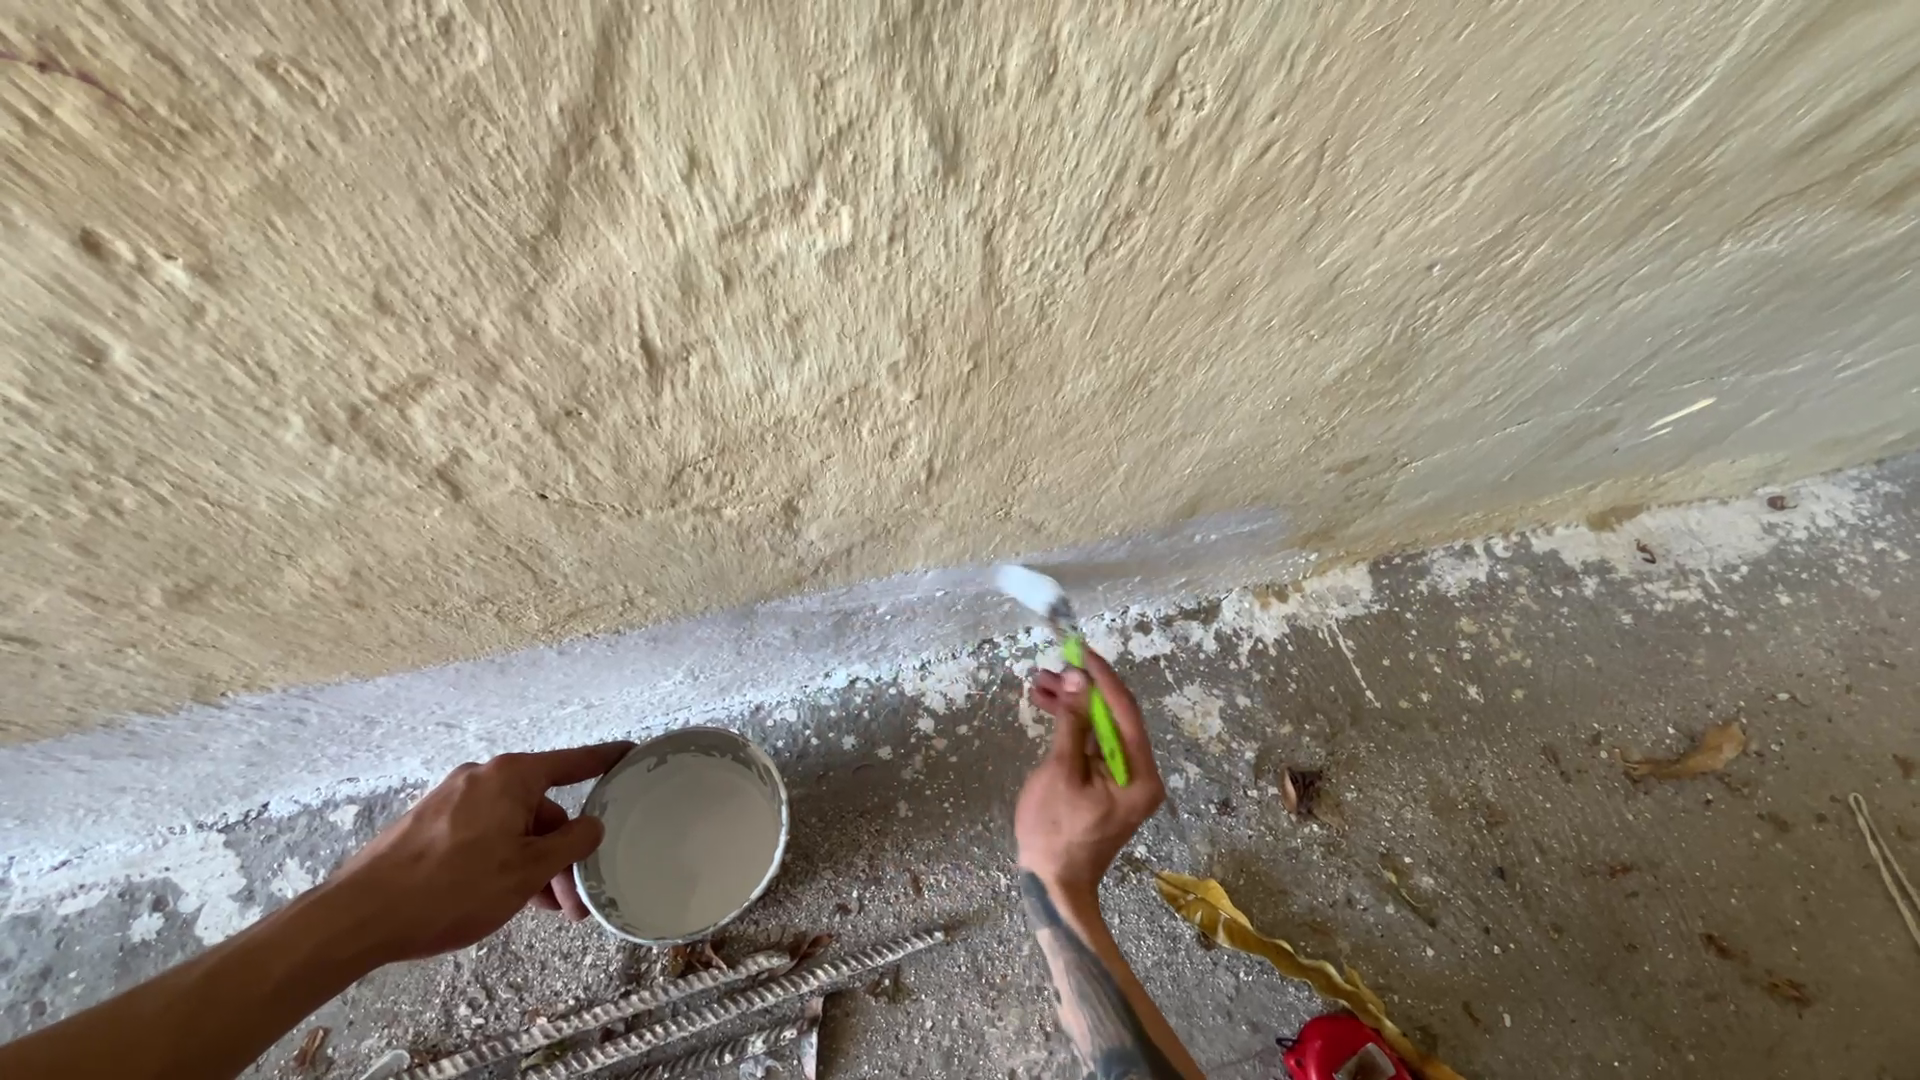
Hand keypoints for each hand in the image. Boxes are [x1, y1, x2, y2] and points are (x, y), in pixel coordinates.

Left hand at [325, 742, 630, 962]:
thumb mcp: (528, 869)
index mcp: (512, 776)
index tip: (632, 754)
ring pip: (512, 827)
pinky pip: (483, 835)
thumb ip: (572, 843)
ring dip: (534, 863)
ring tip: (545, 910)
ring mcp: (452, 801)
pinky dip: (503, 860)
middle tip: (576, 897)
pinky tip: (507, 898)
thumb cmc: (453, 888)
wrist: (355, 920)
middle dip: (563, 850)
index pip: (575, 762)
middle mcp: (483, 778)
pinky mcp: (428, 826)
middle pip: (542, 808)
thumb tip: (592, 826)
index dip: (607, 760)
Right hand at [1014, 649, 1163, 902]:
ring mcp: (1123, 779)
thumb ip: (1073, 722)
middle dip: (1081, 689)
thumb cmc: (1055, 831)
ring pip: (1099, 727)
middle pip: (1113, 716)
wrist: (1053, 885)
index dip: (1102, 676)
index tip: (1079, 650)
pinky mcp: (1105, 783)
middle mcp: (1140, 772)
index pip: (1125, 710)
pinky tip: (1047, 707)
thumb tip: (1078, 678)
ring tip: (1038, 683)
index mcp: (1140, 773)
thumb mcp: (1061, 771)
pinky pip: (1091, 744)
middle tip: (1049, 669)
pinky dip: (1071, 726)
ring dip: (1072, 704)